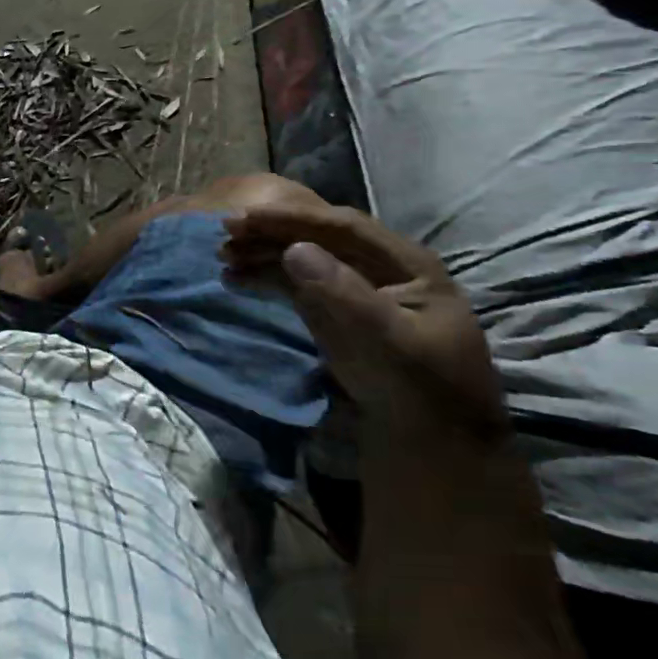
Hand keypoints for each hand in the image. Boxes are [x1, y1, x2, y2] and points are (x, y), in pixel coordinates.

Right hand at [221, 204, 506, 447]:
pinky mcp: (331, 309)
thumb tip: (295, 249)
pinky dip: (264, 278)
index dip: (292, 218)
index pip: (342, 227)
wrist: (434, 442)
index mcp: (404, 263)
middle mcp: (377, 266)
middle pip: (317, 236)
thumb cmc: (422, 389)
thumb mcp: (388, 342)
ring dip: (261, 253)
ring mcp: (353, 286)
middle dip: (270, 232)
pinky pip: (293, 284)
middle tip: (224, 231)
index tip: (246, 216)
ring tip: (223, 256)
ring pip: (301, 257)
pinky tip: (235, 279)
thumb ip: (344, 294)